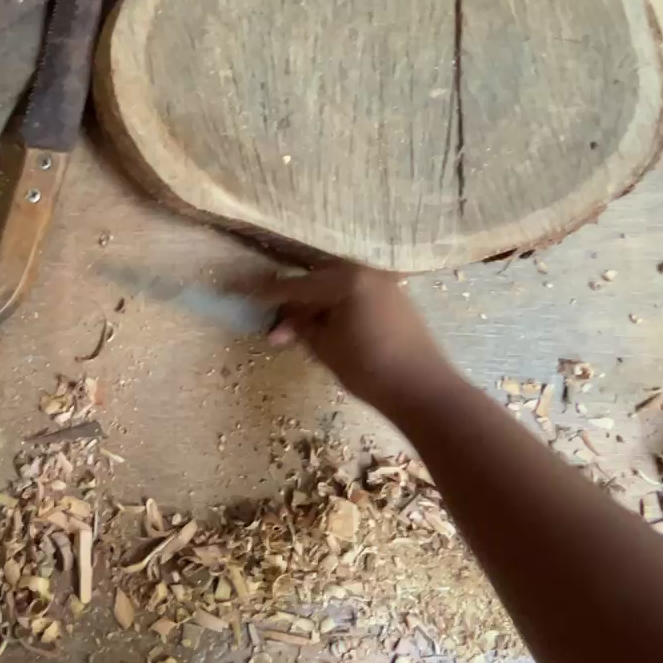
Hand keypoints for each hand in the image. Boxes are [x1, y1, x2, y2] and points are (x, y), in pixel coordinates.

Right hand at [265, 263, 457, 408]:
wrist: (424, 390)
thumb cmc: (369, 368)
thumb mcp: (324, 347)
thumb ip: (299, 327)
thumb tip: (280, 324)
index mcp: (346, 279)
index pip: (294, 285)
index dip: (264, 292)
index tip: (237, 289)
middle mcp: (365, 273)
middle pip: (315, 281)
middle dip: (291, 301)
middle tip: (273, 325)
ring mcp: (383, 284)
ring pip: (334, 288)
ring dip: (313, 308)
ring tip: (296, 334)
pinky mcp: (393, 300)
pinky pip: (352, 296)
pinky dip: (333, 309)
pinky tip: (324, 329)